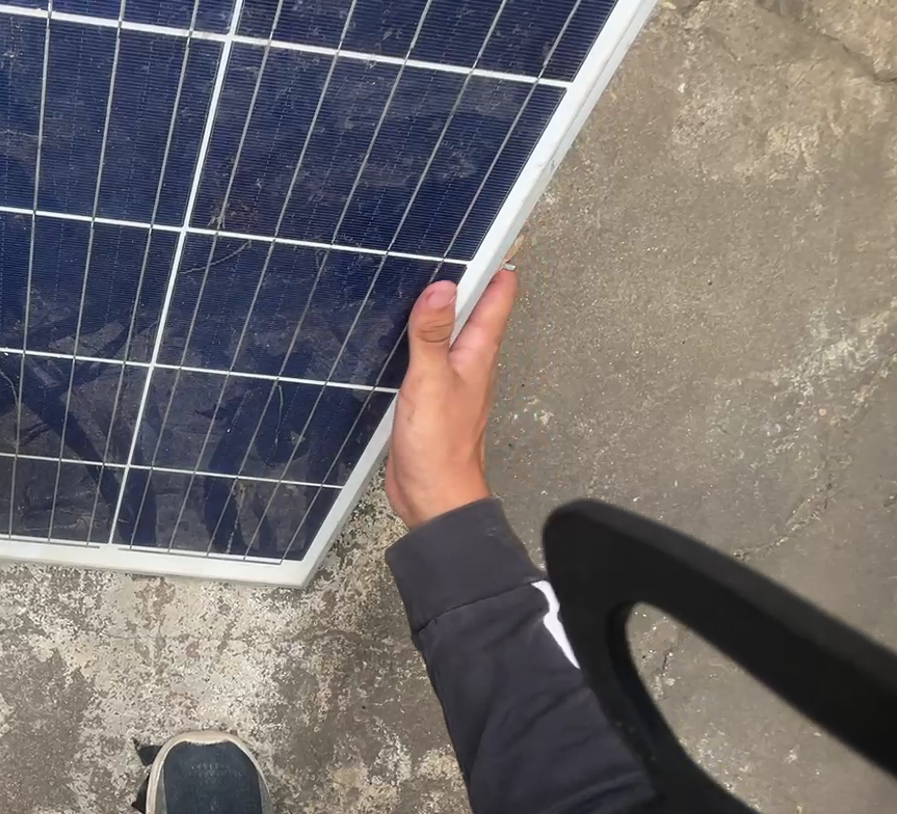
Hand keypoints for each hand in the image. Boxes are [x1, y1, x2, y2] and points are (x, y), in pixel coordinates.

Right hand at [384, 269, 518, 526]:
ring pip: (448, 333)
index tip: (478, 233)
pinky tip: (399, 340)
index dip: (492, 261)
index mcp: (479, 352)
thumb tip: (442, 287)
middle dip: (461, 279)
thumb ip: (432, 336)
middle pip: (473, 308)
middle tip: (440, 249)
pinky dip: (417, 342)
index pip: (498, 293)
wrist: (433, 496)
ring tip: (417, 285)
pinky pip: (426, 358)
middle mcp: (470, 362)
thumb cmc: (440, 447)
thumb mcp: (431, 384)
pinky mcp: (428, 398)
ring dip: (437, 311)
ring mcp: (450, 380)